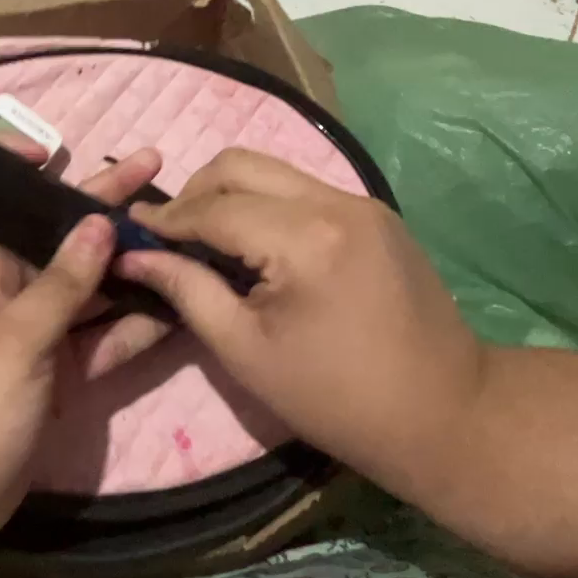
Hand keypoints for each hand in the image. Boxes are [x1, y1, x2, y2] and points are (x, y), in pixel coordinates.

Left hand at [0, 148, 167, 560]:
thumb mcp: (13, 341)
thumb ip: (62, 284)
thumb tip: (99, 224)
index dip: (9, 166)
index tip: (52, 149)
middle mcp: (5, 289)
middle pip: (55, 235)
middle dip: (100, 204)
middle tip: (154, 167)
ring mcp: (32, 332)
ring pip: (85, 286)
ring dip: (126, 265)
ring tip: (179, 233)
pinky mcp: (53, 372)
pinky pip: (96, 337)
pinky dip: (130, 324)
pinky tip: (174, 306)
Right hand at [118, 149, 485, 490]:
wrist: (449, 414)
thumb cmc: (337, 398)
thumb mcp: (246, 352)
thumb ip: (186, 290)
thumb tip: (134, 255)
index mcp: (305, 238)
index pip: (215, 208)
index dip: (167, 217)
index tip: (129, 225)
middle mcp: (334, 201)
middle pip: (240, 164)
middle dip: (194, 192)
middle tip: (170, 232)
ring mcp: (361, 200)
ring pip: (272, 169)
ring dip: (230, 193)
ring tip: (207, 236)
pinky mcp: (375, 211)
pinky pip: (302, 188)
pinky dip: (266, 203)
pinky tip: (257, 243)